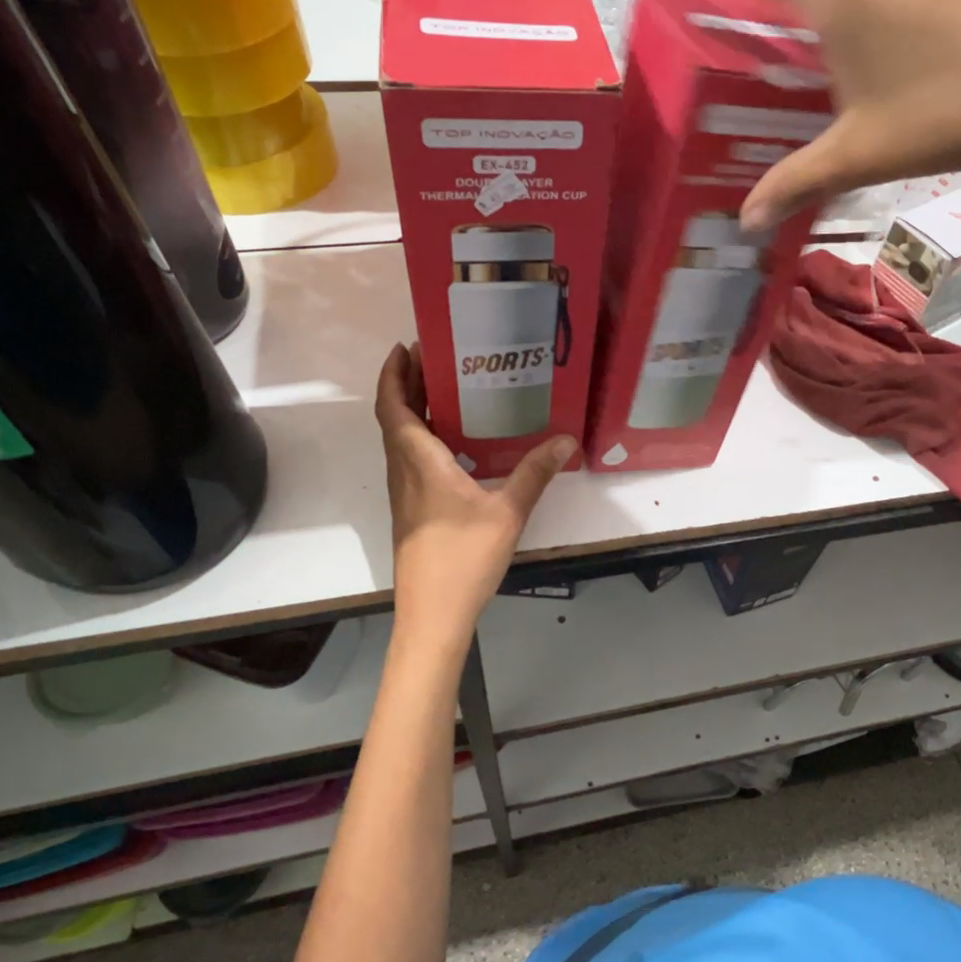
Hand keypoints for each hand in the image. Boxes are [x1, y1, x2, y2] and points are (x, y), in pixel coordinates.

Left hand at [375, 343, 576, 636]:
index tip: (406, 346)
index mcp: (419, 463)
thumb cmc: (464, 559)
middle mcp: (403, 473)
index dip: (394, 374)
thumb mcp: (507, 513)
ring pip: (400, 441)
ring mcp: (404, 495)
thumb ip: (535, 473)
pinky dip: (423, 438)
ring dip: (414, 411)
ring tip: (447, 391)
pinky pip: (410, 461)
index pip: (394, 407)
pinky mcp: (412, 513)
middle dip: (407, 385)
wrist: (433, 614)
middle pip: (394, 418)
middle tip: (435, 359)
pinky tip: (454, 444)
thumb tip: (566, 438)